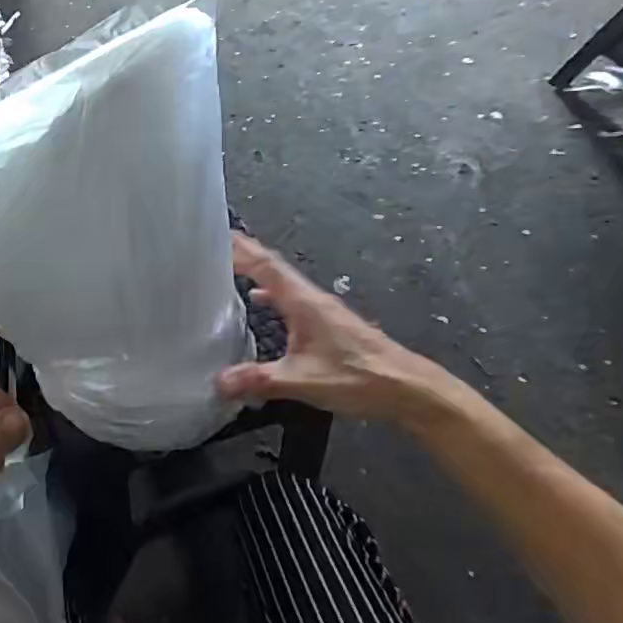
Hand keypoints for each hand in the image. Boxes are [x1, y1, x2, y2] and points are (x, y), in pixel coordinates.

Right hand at [218, 233, 477, 426]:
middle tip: (214, 246)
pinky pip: (291, 298)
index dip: (241, 248)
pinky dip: (270, 293)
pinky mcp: (328, 324)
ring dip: (257, 272)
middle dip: (244, 254)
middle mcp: (312, 298)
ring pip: (282, 282)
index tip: (215, 234)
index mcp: (303, 301)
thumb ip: (260, 380)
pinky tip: (259, 302)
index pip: (266, 265)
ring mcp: (322, 310)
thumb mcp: (302, 381)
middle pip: (273, 267)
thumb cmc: (357, 377)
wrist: (407, 388)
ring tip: (230, 267)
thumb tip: (218, 381)